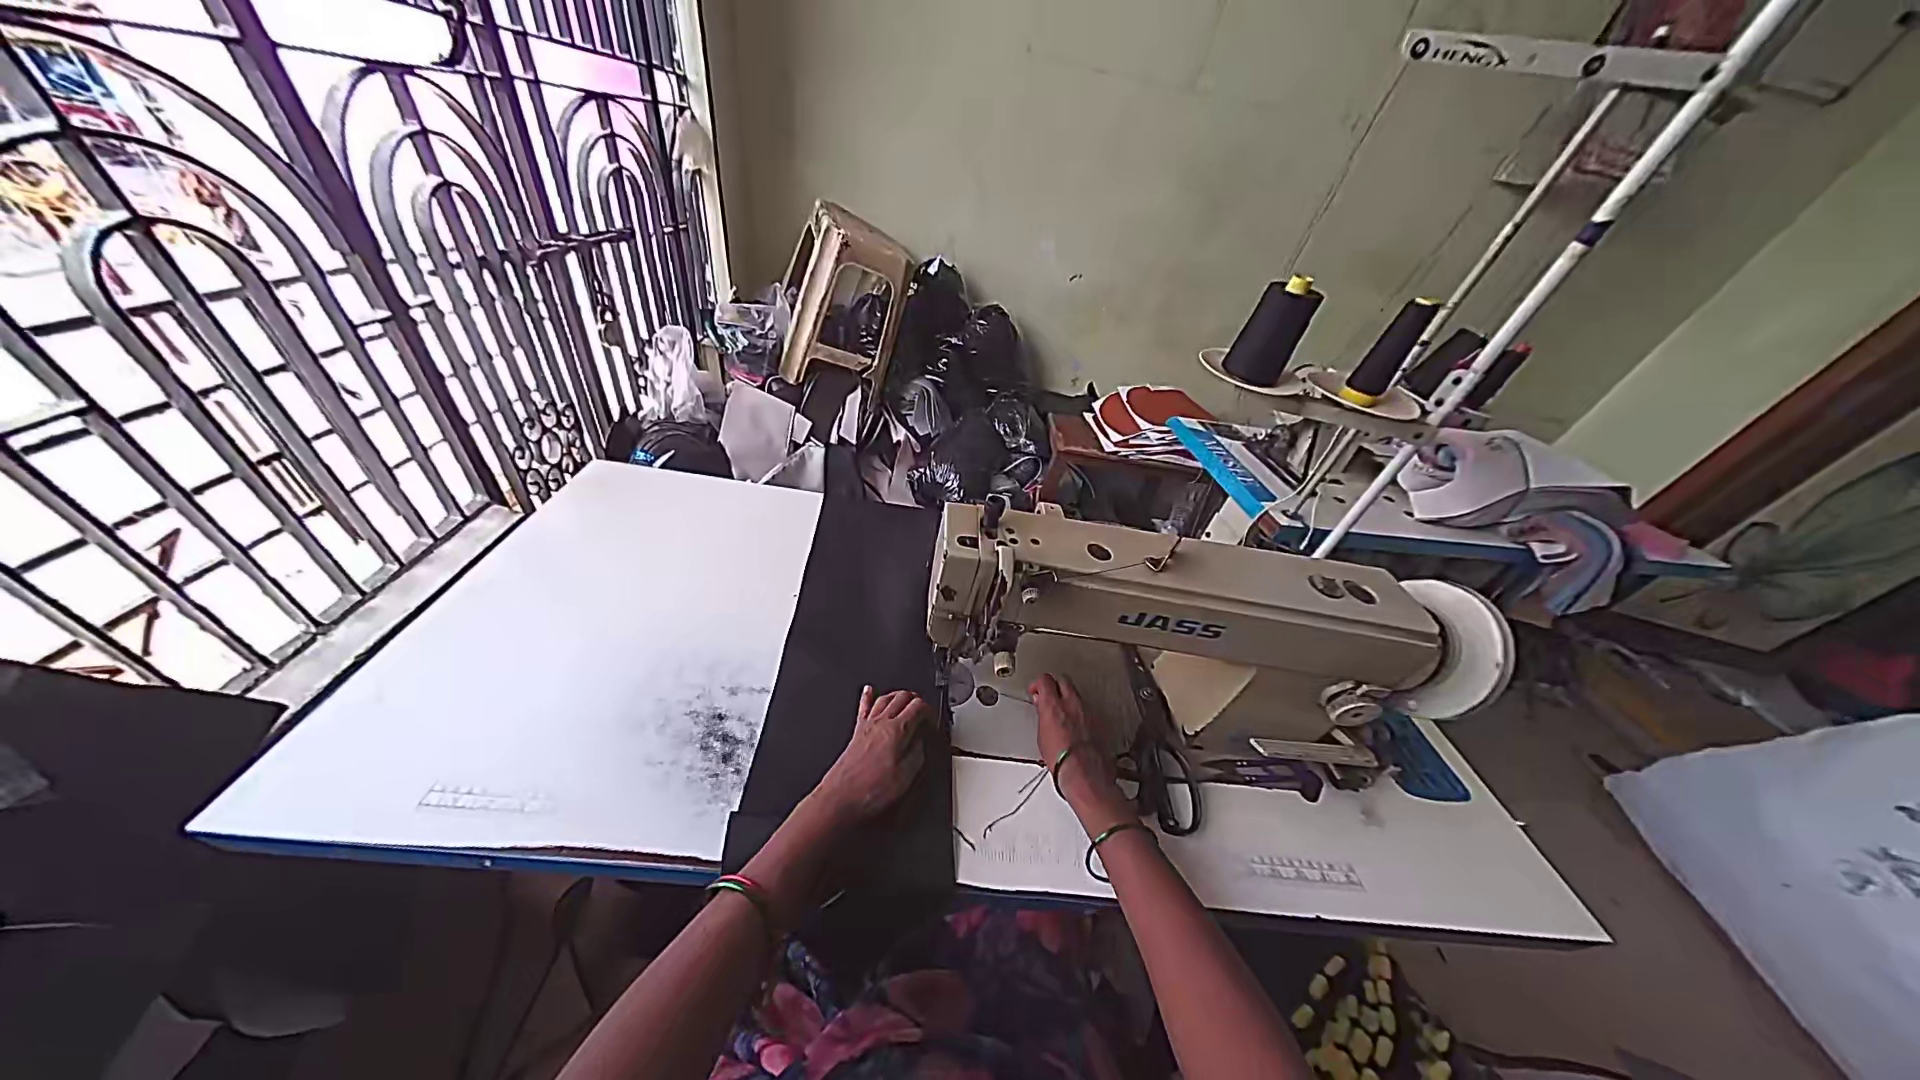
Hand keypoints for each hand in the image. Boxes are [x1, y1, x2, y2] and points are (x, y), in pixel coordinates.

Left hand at [808, 686, 927, 825]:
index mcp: (896, 731)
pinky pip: (864, 707)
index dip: (929, 711)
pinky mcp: (856, 732)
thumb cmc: (869, 790)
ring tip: (907, 700)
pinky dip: (868, 696)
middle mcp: (880, 723)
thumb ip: (917, 754)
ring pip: (885, 698)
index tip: (933, 721)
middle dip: (917, 700)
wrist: (840, 797)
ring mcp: (867, 726)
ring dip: (898, 696)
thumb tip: (921, 742)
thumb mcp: (906, 776)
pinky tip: (869, 691)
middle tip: (923, 711)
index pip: (918, 707)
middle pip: (902, 697)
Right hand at [1030, 674, 1131, 830]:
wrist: (1084, 774)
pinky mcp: (1099, 720)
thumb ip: (1043, 715)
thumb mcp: (1042, 736)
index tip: (1036, 690)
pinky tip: (1076, 724)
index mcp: (1053, 705)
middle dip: (1055, 685)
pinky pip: (1088, 709)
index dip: (1039, 684)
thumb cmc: (1062, 761)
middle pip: (1063, 680)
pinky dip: (1081, 712)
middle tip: (1049, 695)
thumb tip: (1042, 709)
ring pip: (1077, 694)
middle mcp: (1072, 703)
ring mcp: (1087, 710)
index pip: (1045, 680)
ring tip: (1063, 712)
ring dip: (1069, 699)